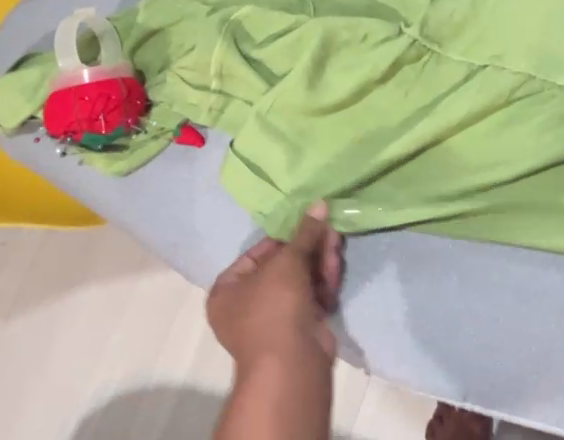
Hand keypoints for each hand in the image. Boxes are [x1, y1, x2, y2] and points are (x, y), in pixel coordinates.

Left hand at [208, 200, 344, 375]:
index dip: (287, 237)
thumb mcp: (288, 261)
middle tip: (332, 238)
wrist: (290, 362)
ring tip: (336, 259)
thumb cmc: (274, 307)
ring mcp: (272, 317)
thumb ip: (305, 232)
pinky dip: (323, 285)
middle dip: (312, 250)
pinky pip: (310, 295)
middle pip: (285, 264)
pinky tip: (334, 279)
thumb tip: (320, 202)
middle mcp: (245, 303)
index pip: (259, 251)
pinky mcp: (297, 325)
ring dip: (321, 265)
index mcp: (227, 290)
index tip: (311, 226)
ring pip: (301, 278)